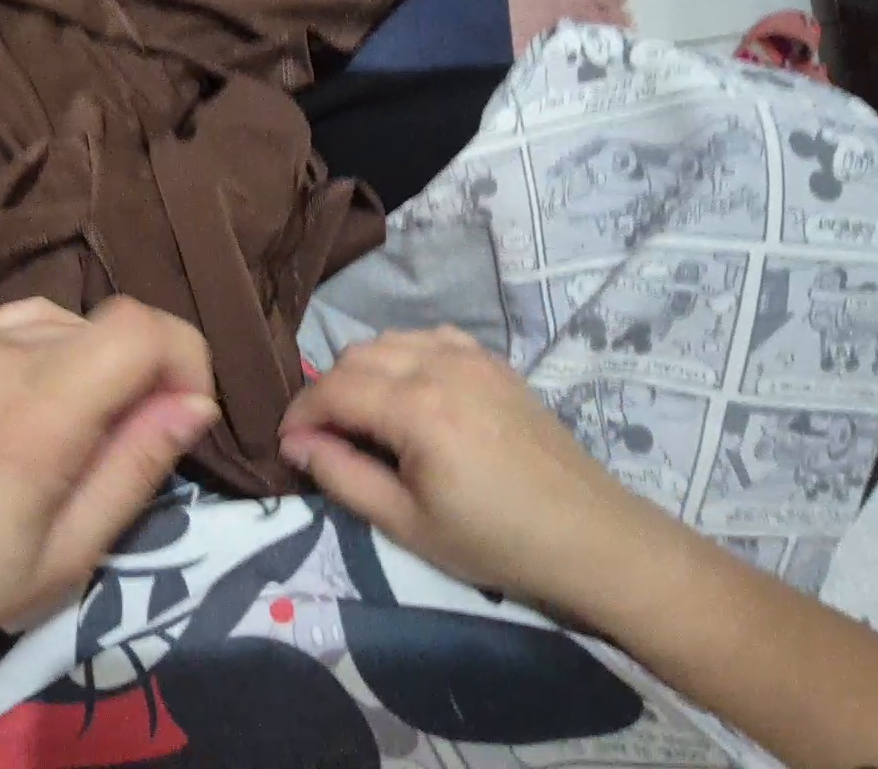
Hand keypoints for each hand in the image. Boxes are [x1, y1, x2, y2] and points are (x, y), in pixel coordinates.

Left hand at [0, 297, 219, 676]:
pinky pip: (24, 322)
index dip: (187, 357)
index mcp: (31, 412)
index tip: (185, 416)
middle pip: (113, 321)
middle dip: (148, 371)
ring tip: (79, 430)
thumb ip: (136, 468)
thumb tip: (197, 404)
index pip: (140, 328)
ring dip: (102, 362)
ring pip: (72, 318)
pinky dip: (57, 350)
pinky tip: (35, 402)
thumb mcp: (64, 558)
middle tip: (130, 443)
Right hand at [278, 328, 669, 609]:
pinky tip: (411, 390)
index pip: (332, 389)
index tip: (288, 446)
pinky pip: (429, 337)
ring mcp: (472, 356)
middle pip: (354, 356)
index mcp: (417, 408)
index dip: (300, 415)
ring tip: (366, 417)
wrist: (589, 537)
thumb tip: (295, 444)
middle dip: (327, 393)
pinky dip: (403, 355)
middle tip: (327, 439)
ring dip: (362, 371)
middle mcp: (440, 365)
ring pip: (388, 339)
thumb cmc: (493, 540)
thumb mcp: (405, 524)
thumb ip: (341, 476)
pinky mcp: (494, 361)